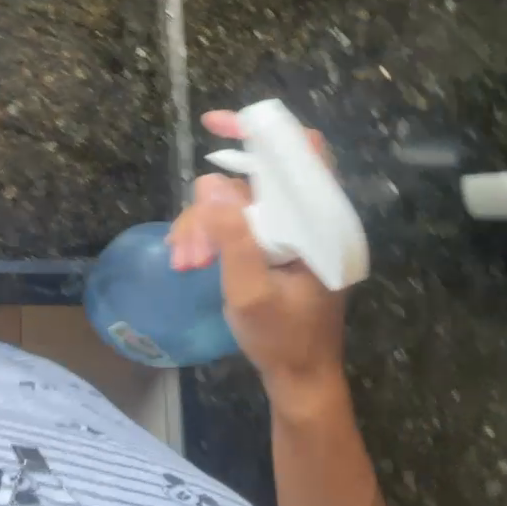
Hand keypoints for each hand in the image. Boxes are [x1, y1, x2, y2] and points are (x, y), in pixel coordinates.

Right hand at [168, 110, 347, 413]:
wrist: (300, 380)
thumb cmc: (282, 339)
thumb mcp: (251, 292)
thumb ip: (234, 238)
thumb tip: (210, 183)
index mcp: (322, 224)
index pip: (301, 154)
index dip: (262, 130)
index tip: (214, 125)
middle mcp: (310, 220)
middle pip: (255, 179)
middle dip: (209, 205)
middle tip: (184, 244)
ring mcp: (292, 232)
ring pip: (237, 201)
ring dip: (202, 225)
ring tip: (184, 261)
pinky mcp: (278, 244)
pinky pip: (236, 221)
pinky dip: (208, 235)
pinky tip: (189, 260)